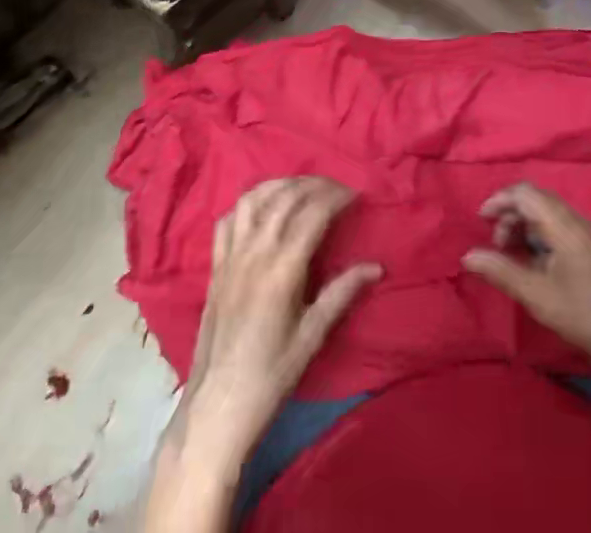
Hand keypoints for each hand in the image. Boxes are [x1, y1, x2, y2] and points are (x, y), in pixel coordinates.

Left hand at [174, 177, 379, 463]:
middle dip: (314, 185)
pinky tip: (264, 210)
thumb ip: (342, 293)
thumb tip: (376, 266)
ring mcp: (229, 259)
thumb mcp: (313, 336)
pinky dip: (249, 204)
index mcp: (281, 271)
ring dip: (280, 185)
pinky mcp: (214, 268)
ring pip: (252, 200)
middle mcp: (253, 255)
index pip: (312, 214)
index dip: (337, 197)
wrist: (217, 407)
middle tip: (338, 189)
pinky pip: (228, 220)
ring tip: (303, 188)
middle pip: (283, 198)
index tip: (357, 195)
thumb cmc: (271, 376)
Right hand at [462, 183, 590, 384]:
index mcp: (568, 226)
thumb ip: (501, 272)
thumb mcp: (539, 297)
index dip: (499, 200)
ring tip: (514, 258)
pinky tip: (539, 264)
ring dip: (527, 227)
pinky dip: (544, 236)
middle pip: (539, 200)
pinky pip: (566, 228)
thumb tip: (468, 256)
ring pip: (553, 215)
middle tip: (496, 247)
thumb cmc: (588, 318)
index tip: (480, 221)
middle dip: (511, 216)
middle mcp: (583, 221)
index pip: (527, 193)